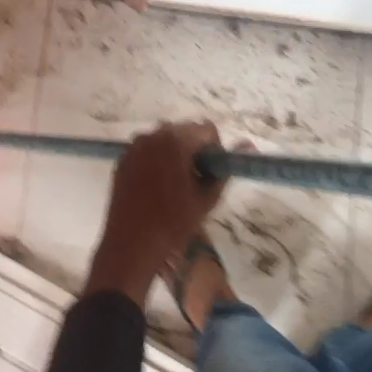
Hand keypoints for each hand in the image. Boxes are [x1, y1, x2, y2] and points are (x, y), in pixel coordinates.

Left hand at [83, 122, 227, 304]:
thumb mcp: (207, 198)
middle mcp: (153, 135)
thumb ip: (225, 169)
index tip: (211, 172)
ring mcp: (135, 145)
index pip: (207, 130)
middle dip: (194, 150)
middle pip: (184, 131)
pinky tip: (156, 186)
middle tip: (196, 180)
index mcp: (175, 141)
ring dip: (175, 153)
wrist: (132, 241)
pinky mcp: (123, 157)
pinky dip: (156, 159)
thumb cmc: (174, 221)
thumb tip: (248, 146)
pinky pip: (147, 149)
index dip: (214, 150)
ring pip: (164, 139)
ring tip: (176, 184)